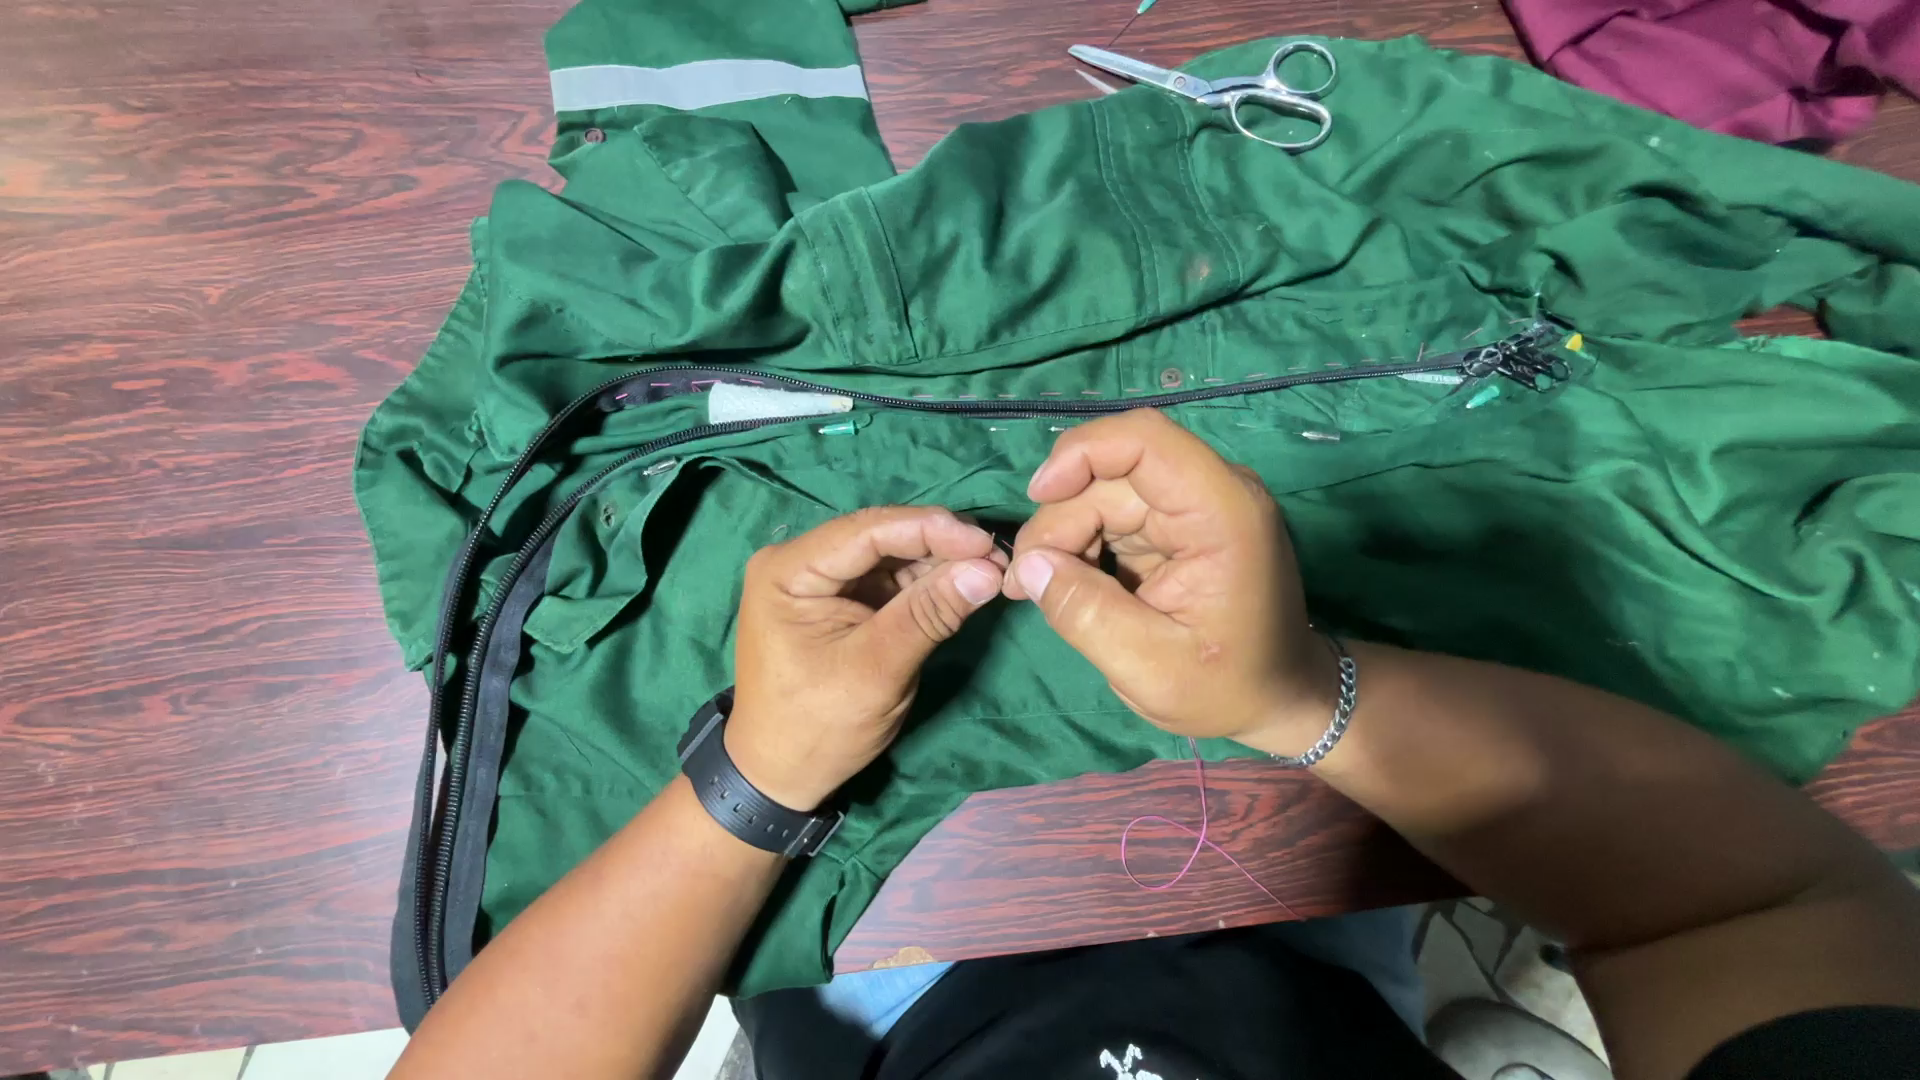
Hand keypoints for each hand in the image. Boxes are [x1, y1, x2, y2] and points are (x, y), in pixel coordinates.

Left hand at [729, 506, 1006, 810]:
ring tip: (990, 571)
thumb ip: (929, 615)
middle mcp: (800, 562)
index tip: (986, 543)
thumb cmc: (817, 728)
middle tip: (997, 558)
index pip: (867, 531)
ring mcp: (821, 581)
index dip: (930, 529)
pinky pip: (890, 581)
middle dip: (939, 546)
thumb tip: (989, 570)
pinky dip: (927, 584)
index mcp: (789, 571)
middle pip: (880, 537)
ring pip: (890, 557)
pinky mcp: (842, 601)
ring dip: (939, 564)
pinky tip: (962, 585)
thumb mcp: (876, 672)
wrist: (780, 776)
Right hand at [1004, 409, 1335, 753]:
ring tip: (1041, 591)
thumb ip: (1084, 613)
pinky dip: (1081, 544)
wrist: (1278, 697)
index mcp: (1221, 514)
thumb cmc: (1227, 687)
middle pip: (1110, 475)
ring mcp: (1193, 505)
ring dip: (1064, 537)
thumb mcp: (1148, 667)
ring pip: (1101, 494)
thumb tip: (1027, 566)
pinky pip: (1111, 514)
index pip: (1145, 440)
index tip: (1038, 498)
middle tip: (1024, 583)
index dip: (1081, 454)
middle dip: (1058, 522)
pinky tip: (1068, 583)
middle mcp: (1210, 493)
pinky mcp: (1176, 521)